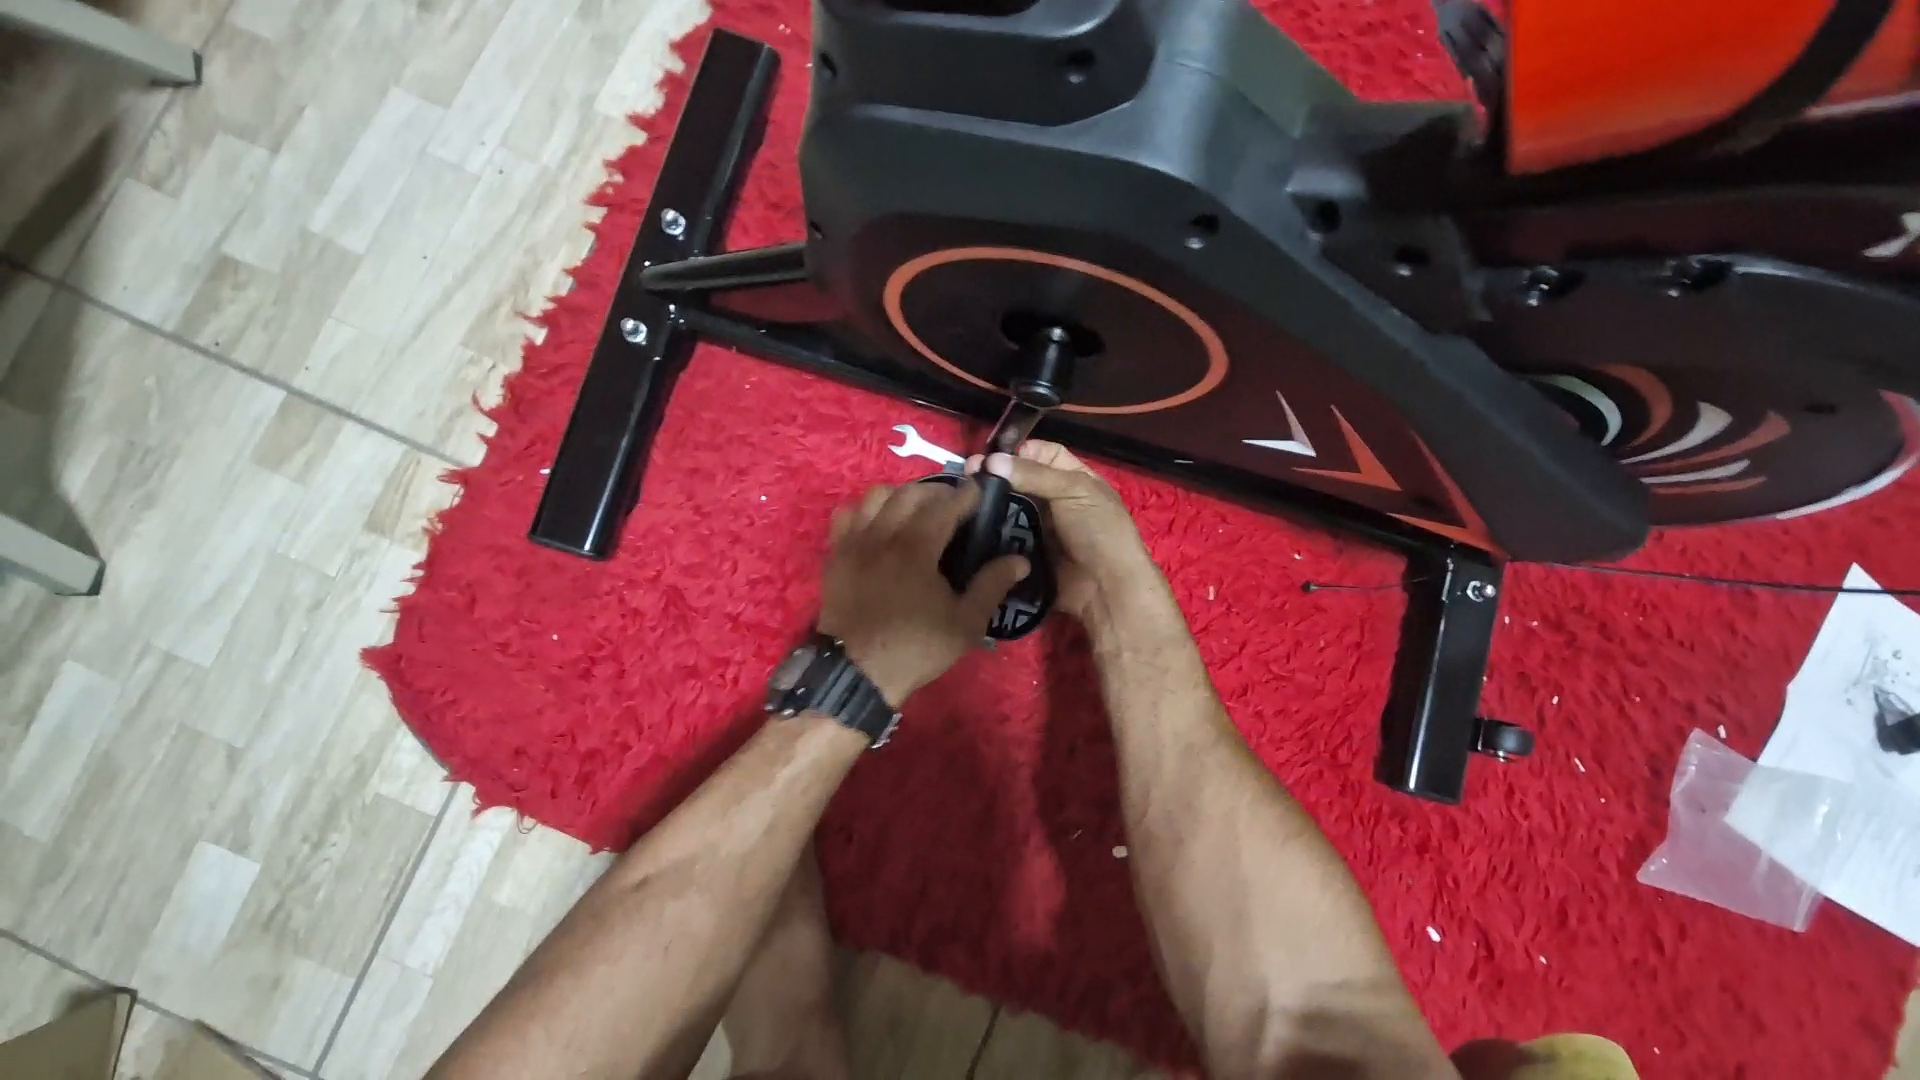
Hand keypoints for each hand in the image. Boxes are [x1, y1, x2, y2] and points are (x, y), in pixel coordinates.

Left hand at [818, 482, 1029, 705]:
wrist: (857, 673)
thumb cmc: (915, 649)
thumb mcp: (965, 624)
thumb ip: (992, 585)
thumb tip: (1020, 560)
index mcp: (917, 548)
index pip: (945, 506)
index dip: (966, 495)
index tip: (981, 491)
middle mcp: (883, 535)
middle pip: (910, 493)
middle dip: (936, 491)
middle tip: (953, 504)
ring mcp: (854, 543)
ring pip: (875, 497)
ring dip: (901, 495)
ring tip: (917, 510)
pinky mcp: (835, 556)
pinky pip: (847, 515)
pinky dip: (866, 511)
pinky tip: (879, 525)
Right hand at [966, 442, 1158, 622]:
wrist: (1104, 588)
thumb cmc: (1099, 530)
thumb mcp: (1074, 491)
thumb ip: (1033, 474)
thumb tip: (991, 460)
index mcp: (1073, 479)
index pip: (1042, 453)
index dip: (1019, 450)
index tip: (990, 455)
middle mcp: (1054, 500)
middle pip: (1019, 481)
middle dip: (995, 476)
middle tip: (967, 474)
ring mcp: (1038, 527)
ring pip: (1007, 508)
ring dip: (987, 503)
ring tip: (962, 498)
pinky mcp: (1025, 552)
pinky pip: (1002, 536)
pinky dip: (986, 530)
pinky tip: (966, 522)